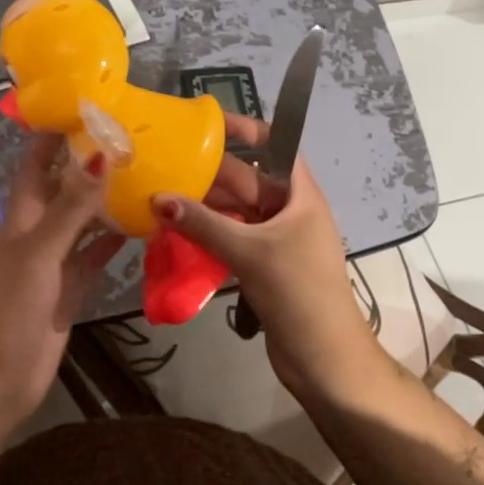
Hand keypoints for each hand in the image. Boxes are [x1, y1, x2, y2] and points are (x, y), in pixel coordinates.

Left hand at [0, 136, 126, 424]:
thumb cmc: (4, 312)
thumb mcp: (38, 254)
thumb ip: (71, 209)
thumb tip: (101, 154)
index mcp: (22, 215)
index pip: (38, 161)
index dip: (56, 133)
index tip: (91, 107)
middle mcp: (39, 231)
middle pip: (66, 187)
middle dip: (92, 162)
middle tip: (135, 137)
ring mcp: (55, 262)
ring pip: (85, 221)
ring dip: (108, 200)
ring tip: (147, 173)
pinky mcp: (71, 290)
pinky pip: (96, 257)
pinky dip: (116, 241)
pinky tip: (143, 225)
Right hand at [153, 114, 379, 397]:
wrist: (325, 360)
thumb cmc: (298, 292)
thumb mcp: (250, 252)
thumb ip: (203, 224)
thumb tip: (157, 198)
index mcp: (300, 195)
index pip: (276, 145)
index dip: (246, 129)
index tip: (207, 124)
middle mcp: (289, 210)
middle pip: (248, 178)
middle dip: (211, 171)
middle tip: (167, 161)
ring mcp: (277, 239)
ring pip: (237, 210)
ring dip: (205, 205)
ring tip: (163, 195)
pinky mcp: (264, 265)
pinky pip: (233, 236)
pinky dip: (209, 232)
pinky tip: (178, 232)